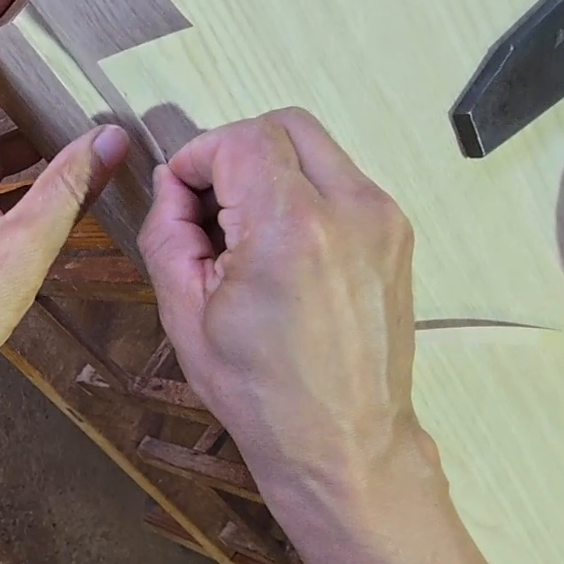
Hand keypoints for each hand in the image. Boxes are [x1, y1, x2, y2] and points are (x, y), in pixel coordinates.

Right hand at [137, 109, 422, 497]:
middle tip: (205, 207)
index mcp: (291, 229)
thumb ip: (167, 234)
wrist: (340, 439)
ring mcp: (384, 217)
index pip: (239, 140)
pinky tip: (277, 249)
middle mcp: (351, 207)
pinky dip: (298, 192)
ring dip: (266, 171)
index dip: (195, 158)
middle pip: (284, 124)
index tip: (177, 198)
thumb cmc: (253, 387)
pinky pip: (337, 181)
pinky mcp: (395, 233)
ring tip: (241, 234)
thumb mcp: (182, 314)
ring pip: (314, 148)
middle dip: (232, 152)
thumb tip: (172, 186)